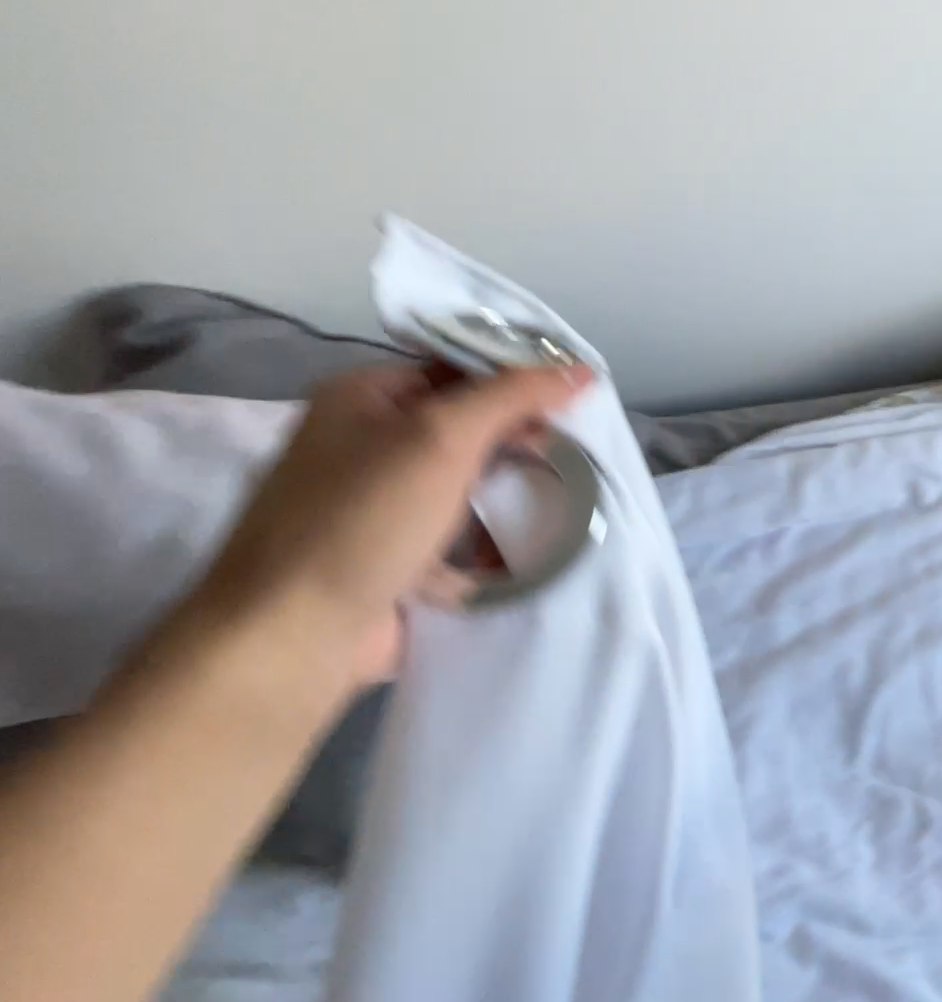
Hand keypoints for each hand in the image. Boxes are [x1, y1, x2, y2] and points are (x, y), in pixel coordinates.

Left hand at [188, 362, 592, 693]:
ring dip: (516, 492)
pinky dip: (497, 539)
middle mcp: (368, 444)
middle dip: (523, 441)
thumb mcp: (442, 437)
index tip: (578, 401)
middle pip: (468, 427)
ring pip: (471, 484)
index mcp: (362, 398)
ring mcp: (383, 504)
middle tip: (575, 455)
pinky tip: (533, 544)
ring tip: (571, 499)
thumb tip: (582, 370)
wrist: (298, 632)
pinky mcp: (400, 556)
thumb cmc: (364, 519)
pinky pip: (464, 534)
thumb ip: (513, 395)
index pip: (458, 369)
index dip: (518, 379)